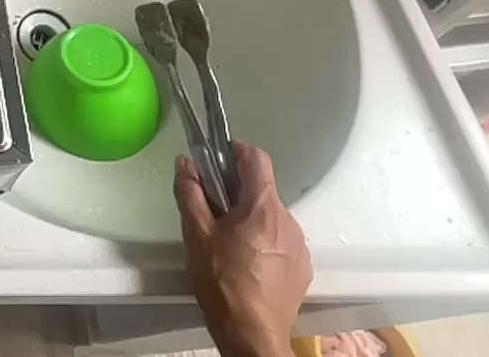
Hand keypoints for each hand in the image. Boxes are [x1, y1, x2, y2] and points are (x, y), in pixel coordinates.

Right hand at [174, 142, 311, 356]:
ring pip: (271, 213)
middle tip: (210, 205)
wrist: (252, 336)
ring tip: (226, 236)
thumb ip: (190, 192)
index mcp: (263, 209)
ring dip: (249, 214)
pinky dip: (263, 236)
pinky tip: (245, 258)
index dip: (234, 150)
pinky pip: (281, 236)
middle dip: (235, 188)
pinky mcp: (302, 266)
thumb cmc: (221, 283)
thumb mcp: (196, 234)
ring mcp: (299, 246)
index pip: (257, 159)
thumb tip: (186, 163)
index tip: (215, 158)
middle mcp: (288, 222)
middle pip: (262, 188)